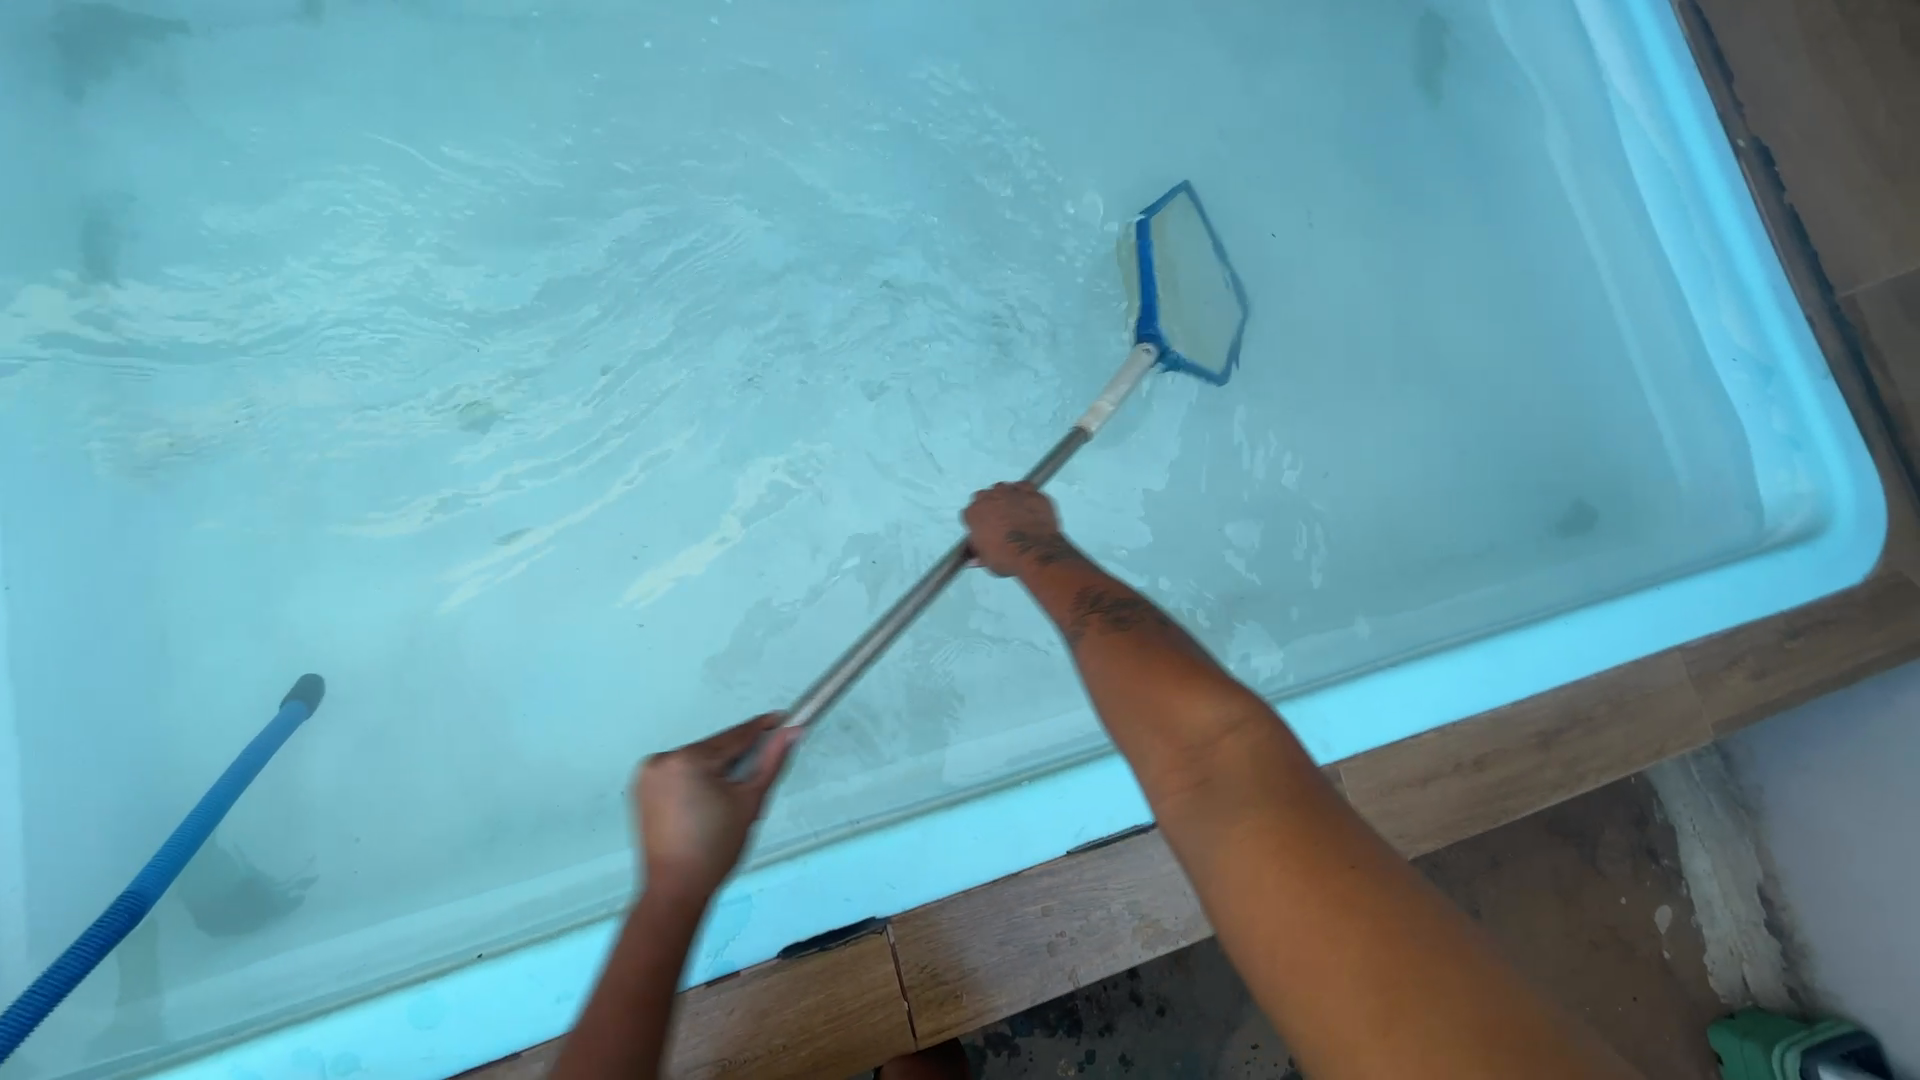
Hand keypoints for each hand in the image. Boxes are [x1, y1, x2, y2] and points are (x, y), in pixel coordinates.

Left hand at [632, 714, 799, 905]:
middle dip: (738, 756)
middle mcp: (663, 759)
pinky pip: (680, 773)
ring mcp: (648, 774)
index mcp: (688, 759)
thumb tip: (792, 732)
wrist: (676, 889)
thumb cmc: (717, 847)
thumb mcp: (751, 801)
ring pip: (697, 760)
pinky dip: (697, 779)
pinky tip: (709, 800)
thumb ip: (772, 761)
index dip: (761, 728)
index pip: (734, 736)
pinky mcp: (641, 789)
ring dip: (717, 767)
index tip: (782, 719)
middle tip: (760, 770)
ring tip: (732, 793)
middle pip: (714, 748)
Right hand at [963, 482, 1078, 577]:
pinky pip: (1024, 487)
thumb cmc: (1007, 557)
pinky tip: (1028, 504)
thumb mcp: (986, 559)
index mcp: (974, 513)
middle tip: (999, 521)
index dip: (978, 522)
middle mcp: (989, 497)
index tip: (985, 530)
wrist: (1036, 553)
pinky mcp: (1030, 491)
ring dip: (1006, 497)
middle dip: (990, 507)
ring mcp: (1010, 491)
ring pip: (1004, 489)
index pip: (970, 513)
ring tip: (1015, 512)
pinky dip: (1024, 494)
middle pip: (985, 497)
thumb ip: (978, 551)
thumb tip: (974, 556)